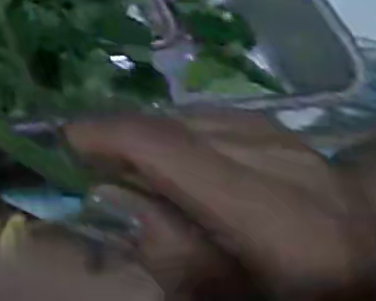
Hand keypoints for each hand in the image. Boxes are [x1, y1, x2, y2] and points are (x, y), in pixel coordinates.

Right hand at [66, 111, 375, 296]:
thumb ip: (179, 258)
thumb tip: (113, 195)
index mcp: (280, 219)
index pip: (167, 145)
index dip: (105, 134)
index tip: (62, 141)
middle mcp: (292, 171)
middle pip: (179, 125)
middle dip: (125, 133)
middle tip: (88, 157)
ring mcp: (307, 156)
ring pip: (202, 116)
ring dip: (156, 131)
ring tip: (130, 157)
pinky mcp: (312, 153)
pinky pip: (230, 121)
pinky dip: (191, 129)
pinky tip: (181, 151)